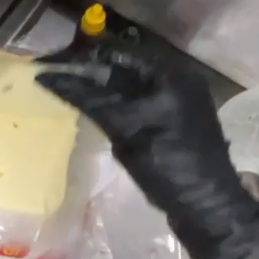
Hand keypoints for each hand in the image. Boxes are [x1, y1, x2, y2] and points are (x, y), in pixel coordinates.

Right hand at [37, 40, 258, 258]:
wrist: (207, 205)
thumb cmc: (168, 164)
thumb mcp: (126, 130)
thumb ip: (91, 100)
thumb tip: (51, 78)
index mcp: (171, 72)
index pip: (119, 53)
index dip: (85, 56)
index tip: (54, 61)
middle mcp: (179, 77)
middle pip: (127, 66)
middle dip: (93, 70)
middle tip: (58, 74)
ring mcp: (181, 98)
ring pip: (133, 83)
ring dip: (105, 85)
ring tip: (72, 88)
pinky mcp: (177, 118)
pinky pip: (142, 100)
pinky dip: (119, 101)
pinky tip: (98, 108)